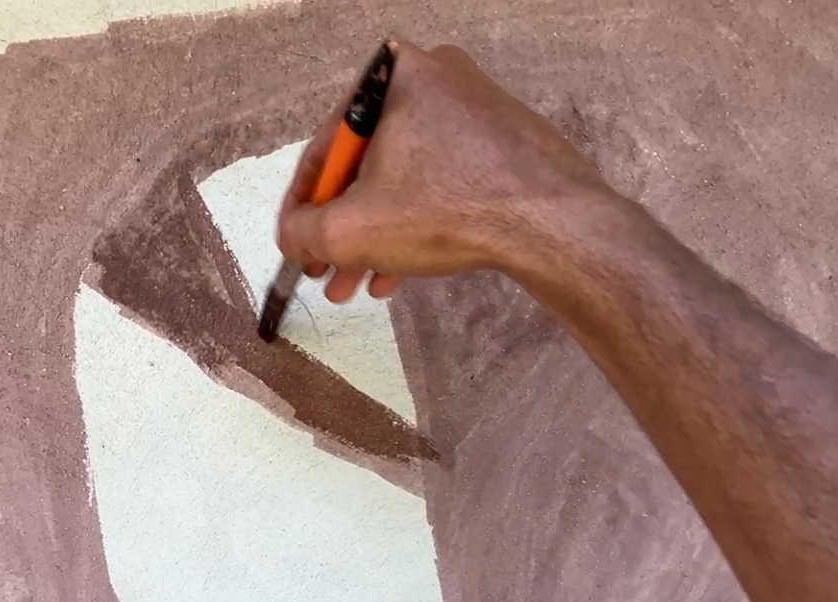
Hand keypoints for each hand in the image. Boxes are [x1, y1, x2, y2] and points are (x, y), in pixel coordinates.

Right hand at [277, 41, 620, 302]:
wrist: (547, 219)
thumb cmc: (442, 211)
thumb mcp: (347, 231)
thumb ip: (299, 233)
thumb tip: (290, 238)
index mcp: (389, 78)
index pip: (323, 153)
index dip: (301, 211)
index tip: (295, 249)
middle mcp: (430, 79)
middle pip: (363, 170)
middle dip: (340, 234)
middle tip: (326, 275)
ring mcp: (469, 108)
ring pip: (399, 184)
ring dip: (372, 240)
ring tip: (356, 287)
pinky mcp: (497, 140)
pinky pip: (435, 184)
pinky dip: (410, 226)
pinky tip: (395, 274)